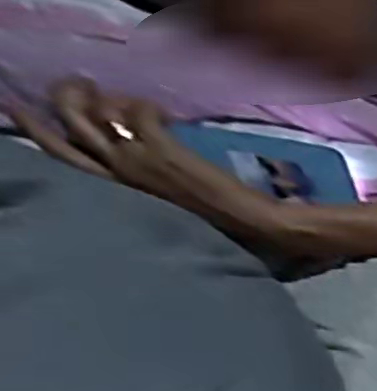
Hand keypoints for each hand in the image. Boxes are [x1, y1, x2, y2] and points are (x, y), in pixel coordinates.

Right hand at [7, 80, 277, 232]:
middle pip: (67, 122)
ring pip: (93, 111)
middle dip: (64, 96)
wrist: (261, 228)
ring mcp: (140, 160)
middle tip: (81, 85)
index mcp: (119, 193)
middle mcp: (120, 173)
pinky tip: (161, 111)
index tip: (21, 107)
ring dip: (101, 94)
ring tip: (118, 93)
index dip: (36, 128)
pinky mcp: (165, 151)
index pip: (61, 155)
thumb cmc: (227, 227)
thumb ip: (146, 189)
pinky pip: (138, 112)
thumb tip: (134, 165)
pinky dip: (145, 105)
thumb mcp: (172, 210)